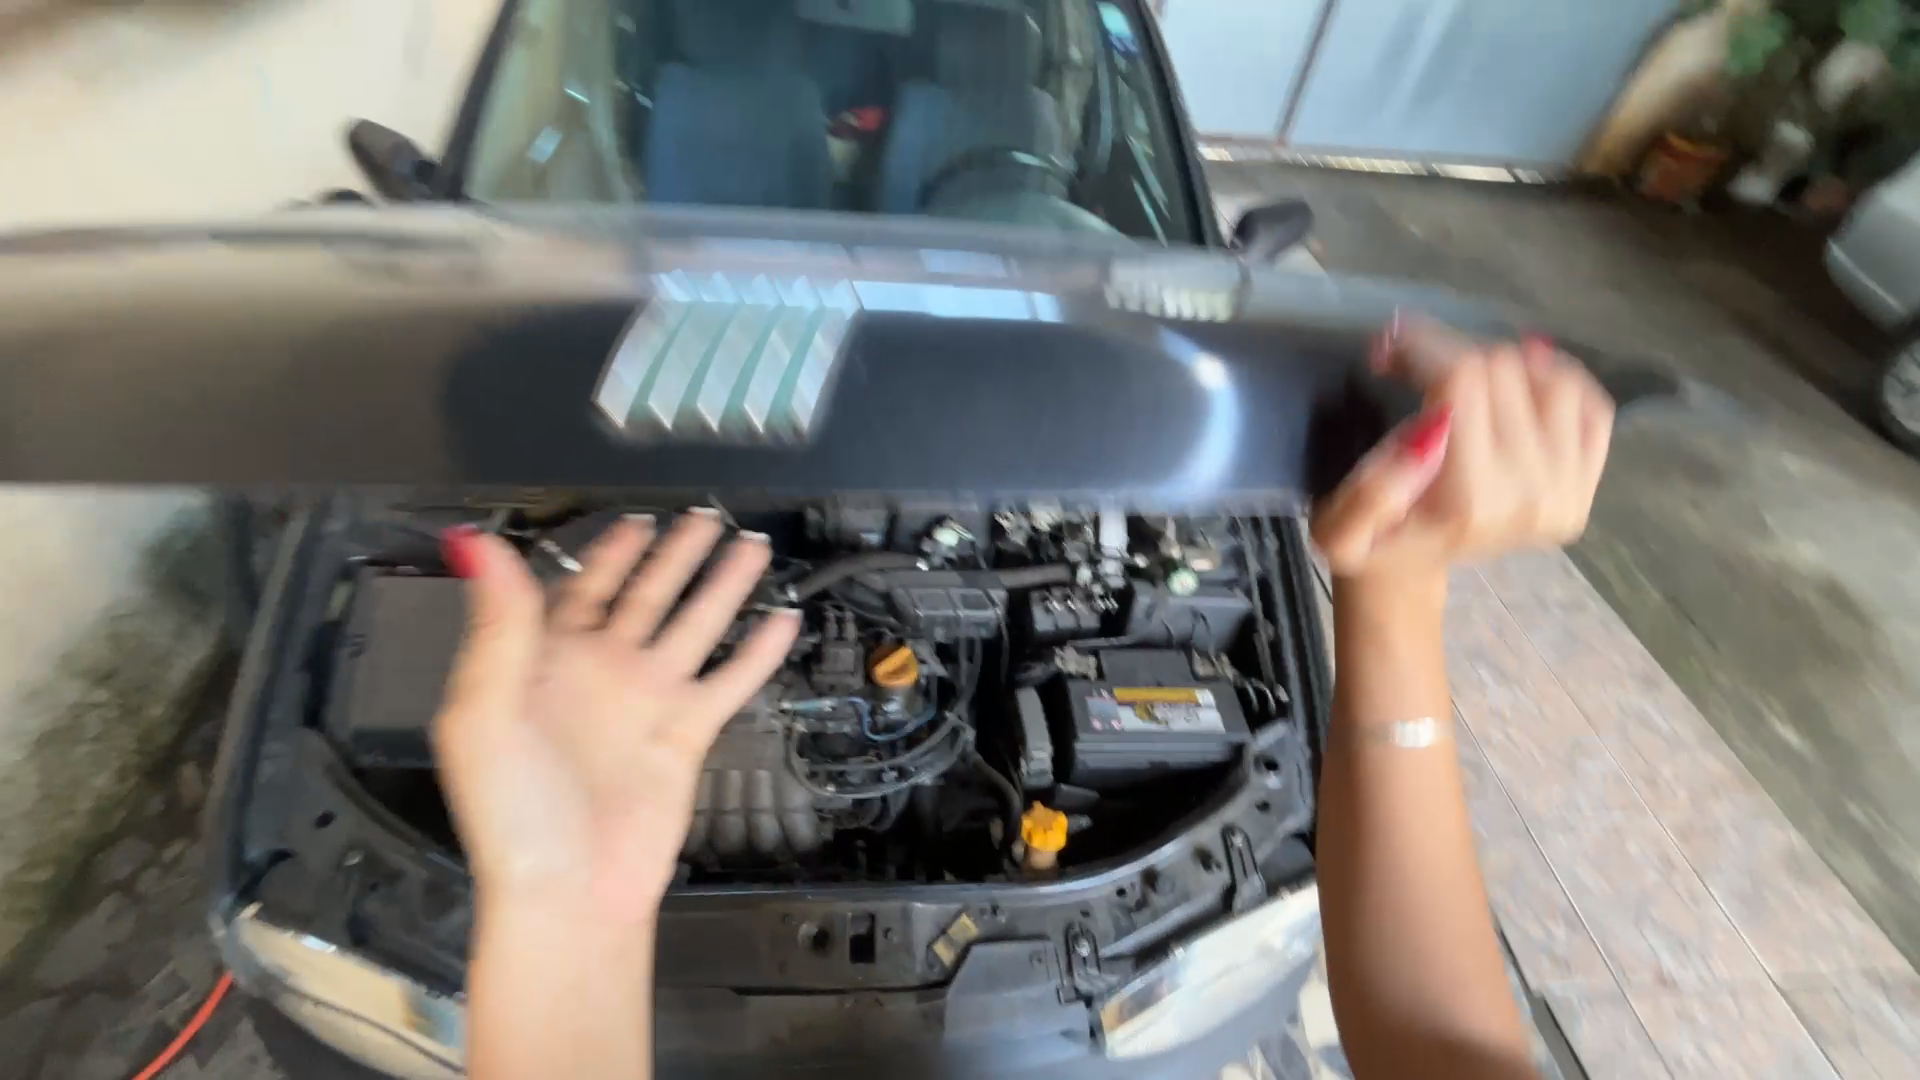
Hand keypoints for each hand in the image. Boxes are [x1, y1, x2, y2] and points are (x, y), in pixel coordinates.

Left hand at [431, 510, 800, 922]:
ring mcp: (652, 698)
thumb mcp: (484, 712)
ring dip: (725, 585)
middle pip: (650, 594)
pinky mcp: (690, 728)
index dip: (610, 553)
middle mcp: (605, 671)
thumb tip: (477, 543)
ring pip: (698, 623)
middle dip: (678, 554)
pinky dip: (760, 650)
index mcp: (548, 662)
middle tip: (707, 518)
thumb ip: (497, 624)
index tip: (637, 520)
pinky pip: (733, 678)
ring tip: (752, 548)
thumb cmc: (513, 813)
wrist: (572, 890)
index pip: (584, 588)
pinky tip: (783, 620)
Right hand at [1312, 316, 1614, 580]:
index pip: (1462, 381)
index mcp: (1468, 498)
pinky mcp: (1585, 486)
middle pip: (1504, 371)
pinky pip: (1589, 406)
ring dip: (1496, 362)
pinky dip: (1554, 379)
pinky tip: (1514, 383)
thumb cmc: (1366, 546)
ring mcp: (1567, 490)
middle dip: (1448, 350)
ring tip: (1453, 374)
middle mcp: (1531, 491)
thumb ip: (1368, 494)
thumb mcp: (1336, 532)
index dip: (1422, 346)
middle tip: (1405, 359)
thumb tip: (1429, 432)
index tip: (1386, 344)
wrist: (1407, 573)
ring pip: (1551, 377)